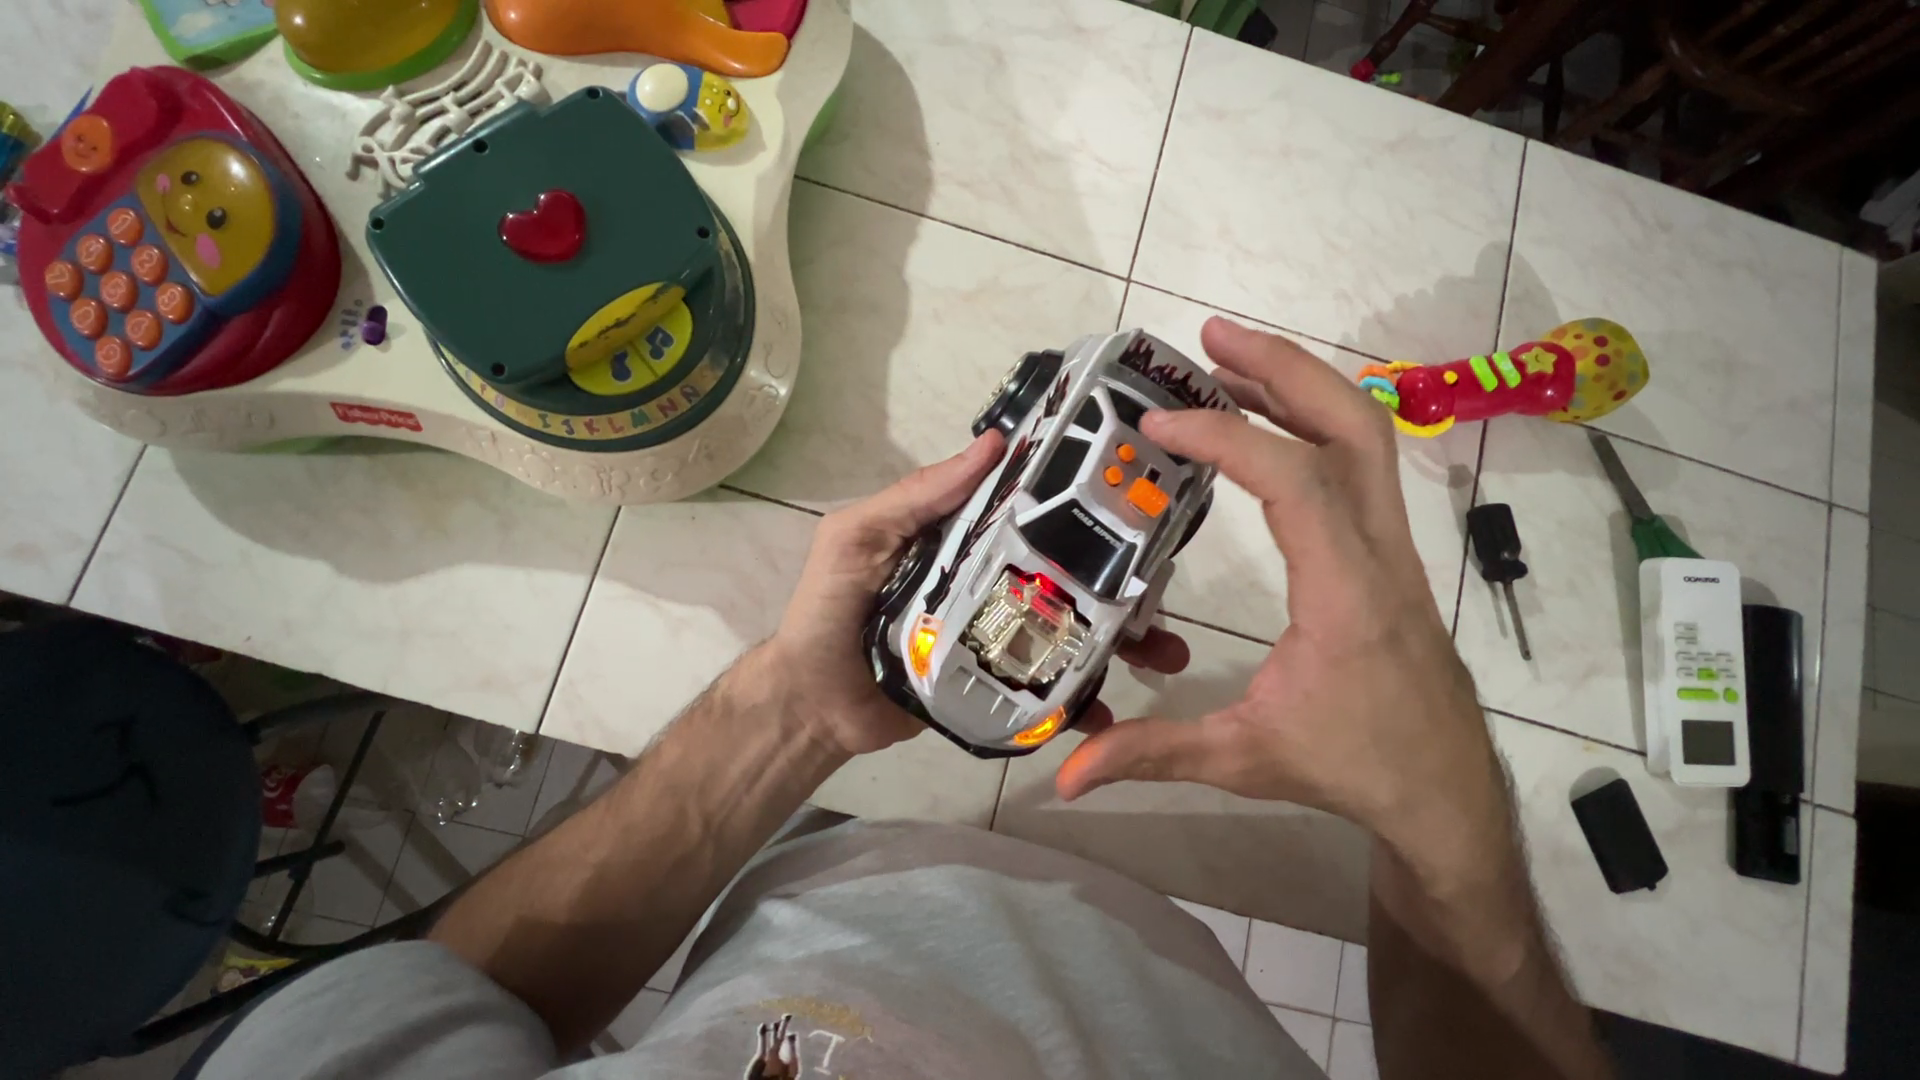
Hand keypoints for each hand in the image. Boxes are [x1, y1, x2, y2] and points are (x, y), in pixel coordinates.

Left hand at [765, 432, 1193, 757]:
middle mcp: (987, 582)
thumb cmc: (828, 609)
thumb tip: (993, 442)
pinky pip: (1043, 691)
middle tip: (1163, 602)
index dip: (1080, 511)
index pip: (1029, 515)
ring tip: (1164, 658)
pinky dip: (1078, 705)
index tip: (1138, 509)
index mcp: (963, 540)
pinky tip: (1108, 718)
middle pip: (1064, 579)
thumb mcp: (858, 538)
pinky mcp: (992, 688)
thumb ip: (916, 497)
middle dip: (1119, 589)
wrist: (812, 706)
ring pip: (1066, 635)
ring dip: (1117, 646)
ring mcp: (994, 638)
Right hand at [1055, 318, 1507, 864]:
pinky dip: (1308, 423)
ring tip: (1225, 359)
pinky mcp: (1387, 551)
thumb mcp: (1243, 759)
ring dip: (1297, 385)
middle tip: (1208, 338)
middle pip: (1353, 425)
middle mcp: (1379, 552)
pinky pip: (1357, 464)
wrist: (1444, 788)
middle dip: (1280, 368)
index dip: (1228, 439)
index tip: (1160, 425)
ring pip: (1364, 435)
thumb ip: (1153, 754)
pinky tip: (1262, 424)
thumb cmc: (1350, 766)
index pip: (1296, 481)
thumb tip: (1065, 778)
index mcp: (1345, 592)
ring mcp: (1392, 546)